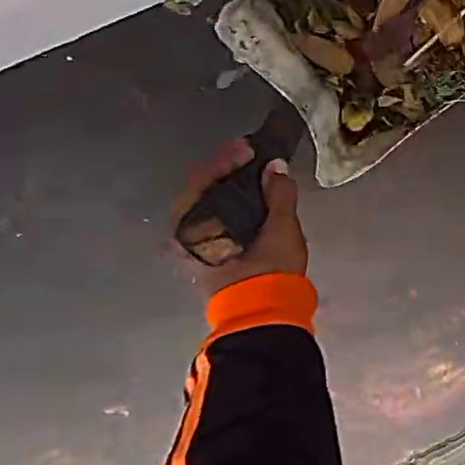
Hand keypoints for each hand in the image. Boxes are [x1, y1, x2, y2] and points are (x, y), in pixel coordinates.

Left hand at [173, 139, 308, 296]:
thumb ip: (278, 195)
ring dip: (231, 189)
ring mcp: (196, 249)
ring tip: (256, 175)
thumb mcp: (280, 229)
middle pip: (202, 193)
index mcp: (191, 228)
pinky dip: (233, 206)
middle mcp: (184, 237)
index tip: (250, 148)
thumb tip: (275, 166)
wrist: (266, 316)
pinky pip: (217, 221)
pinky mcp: (211, 258)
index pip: (201, 181)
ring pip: (209, 208)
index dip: (226, 160)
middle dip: (227, 171)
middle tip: (252, 156)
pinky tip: (253, 200)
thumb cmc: (268, 271)